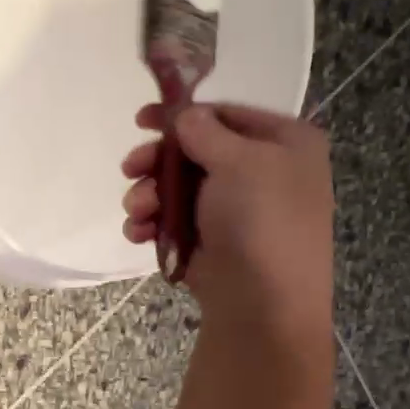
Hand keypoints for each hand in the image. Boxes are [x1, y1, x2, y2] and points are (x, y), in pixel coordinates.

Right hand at [121, 103, 335, 347]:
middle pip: (189, 152)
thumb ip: (207, 134)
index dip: (182, 116)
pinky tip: (140, 234)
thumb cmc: (262, 218)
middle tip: (130, 171)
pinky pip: (164, 220)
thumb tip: (184, 114)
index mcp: (280, 142)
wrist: (260, 294)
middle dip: (155, 163)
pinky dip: (147, 224)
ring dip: (145, 197)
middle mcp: (255, 170)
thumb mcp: (242, 163)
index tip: (141, 120)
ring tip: (140, 214)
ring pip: (170, 187)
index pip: (224, 115)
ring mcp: (225, 205)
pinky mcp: (199, 236)